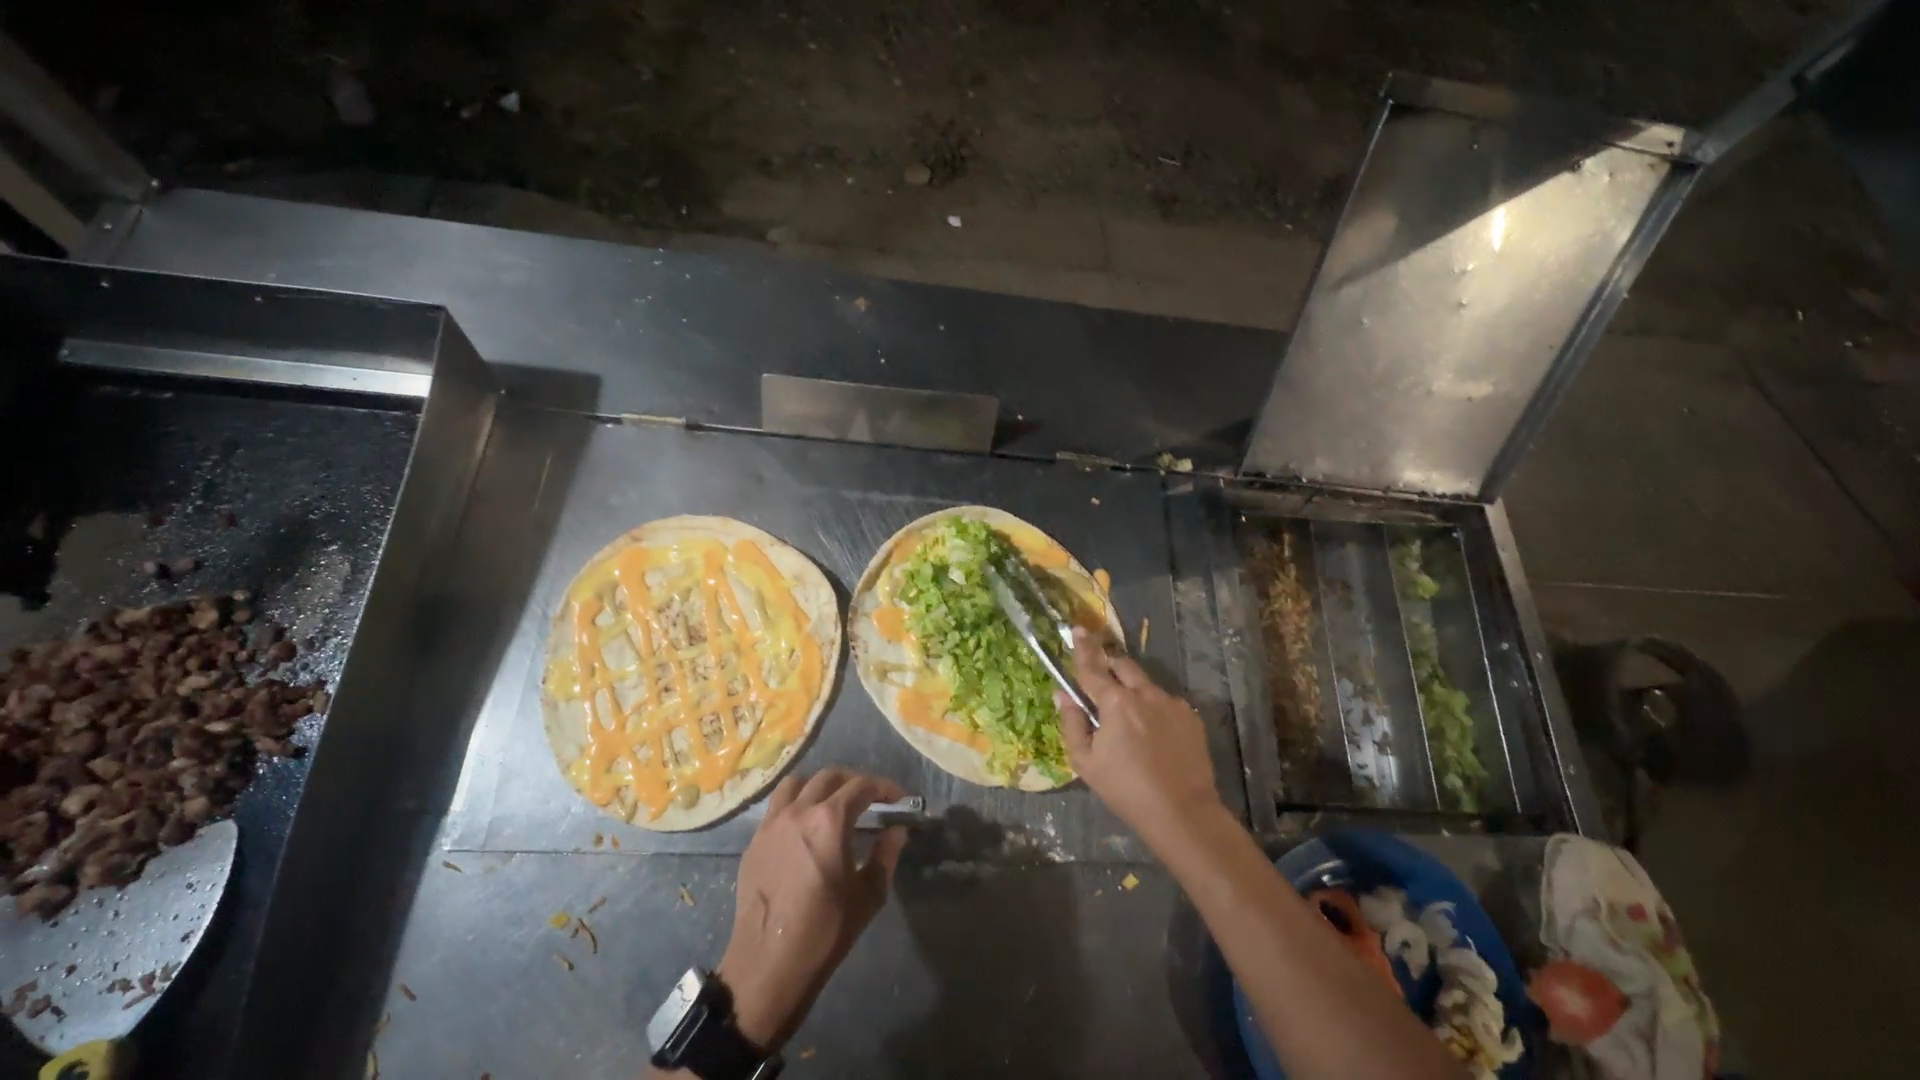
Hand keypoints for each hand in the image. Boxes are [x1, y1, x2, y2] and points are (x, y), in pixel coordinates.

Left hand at [715, 769, 907, 1049]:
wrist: (769, 963)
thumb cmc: (826, 931)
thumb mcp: (868, 895)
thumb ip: (885, 856)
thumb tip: (897, 831)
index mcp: (829, 821)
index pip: (861, 786)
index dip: (884, 787)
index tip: (898, 798)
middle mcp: (797, 812)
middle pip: (828, 777)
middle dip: (853, 781)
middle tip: (870, 798)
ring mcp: (770, 825)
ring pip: (795, 784)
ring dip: (819, 785)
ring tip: (833, 802)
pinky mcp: (753, 842)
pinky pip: (776, 807)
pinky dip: (795, 804)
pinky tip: (804, 827)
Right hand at [1057, 628, 1221, 841]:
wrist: (1182, 811)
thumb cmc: (1126, 789)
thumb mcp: (1086, 762)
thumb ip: (1071, 723)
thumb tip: (1062, 694)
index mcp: (1116, 703)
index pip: (1093, 668)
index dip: (1083, 648)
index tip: (1078, 629)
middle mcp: (1145, 694)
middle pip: (1124, 665)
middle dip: (1110, 665)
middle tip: (1102, 681)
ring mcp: (1173, 704)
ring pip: (1147, 685)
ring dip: (1134, 692)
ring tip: (1132, 722)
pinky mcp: (1192, 717)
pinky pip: (1167, 703)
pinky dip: (1155, 710)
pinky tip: (1155, 737)